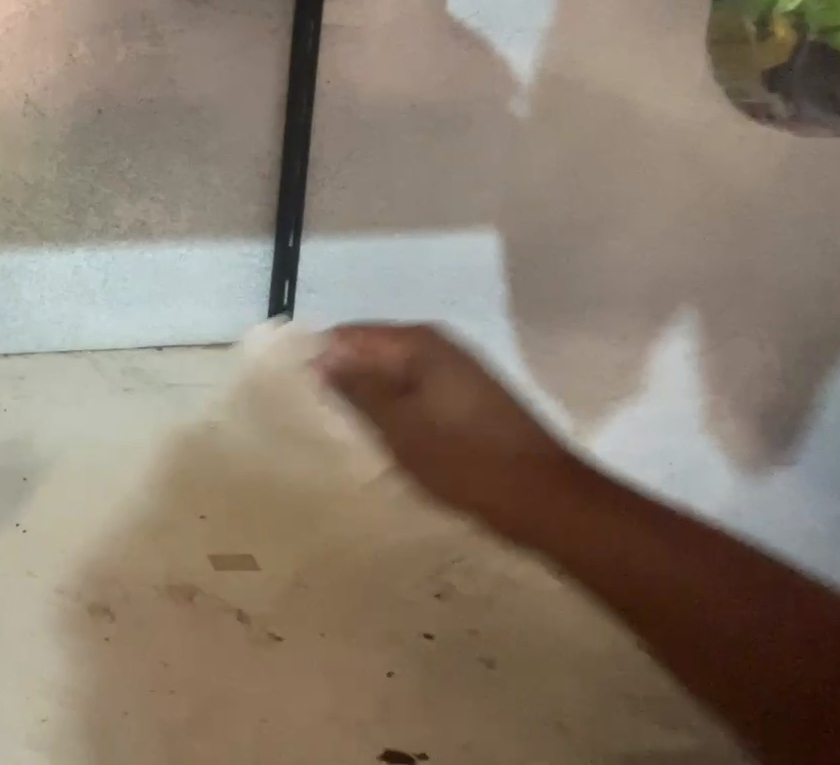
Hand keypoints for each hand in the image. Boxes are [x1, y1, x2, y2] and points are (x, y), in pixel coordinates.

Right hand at [314, 323, 594, 541]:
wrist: (550, 503)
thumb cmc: (466, 461)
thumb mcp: (397, 426)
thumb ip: (353, 387)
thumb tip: (316, 359)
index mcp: (417, 343)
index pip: (344, 336)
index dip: (315, 358)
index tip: (289, 390)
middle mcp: (435, 346)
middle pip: (365, 352)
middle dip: (337, 377)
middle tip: (307, 412)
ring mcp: (453, 372)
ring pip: (386, 374)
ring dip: (362, 397)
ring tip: (335, 427)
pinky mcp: (463, 398)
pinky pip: (408, 391)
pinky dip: (388, 408)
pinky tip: (375, 436)